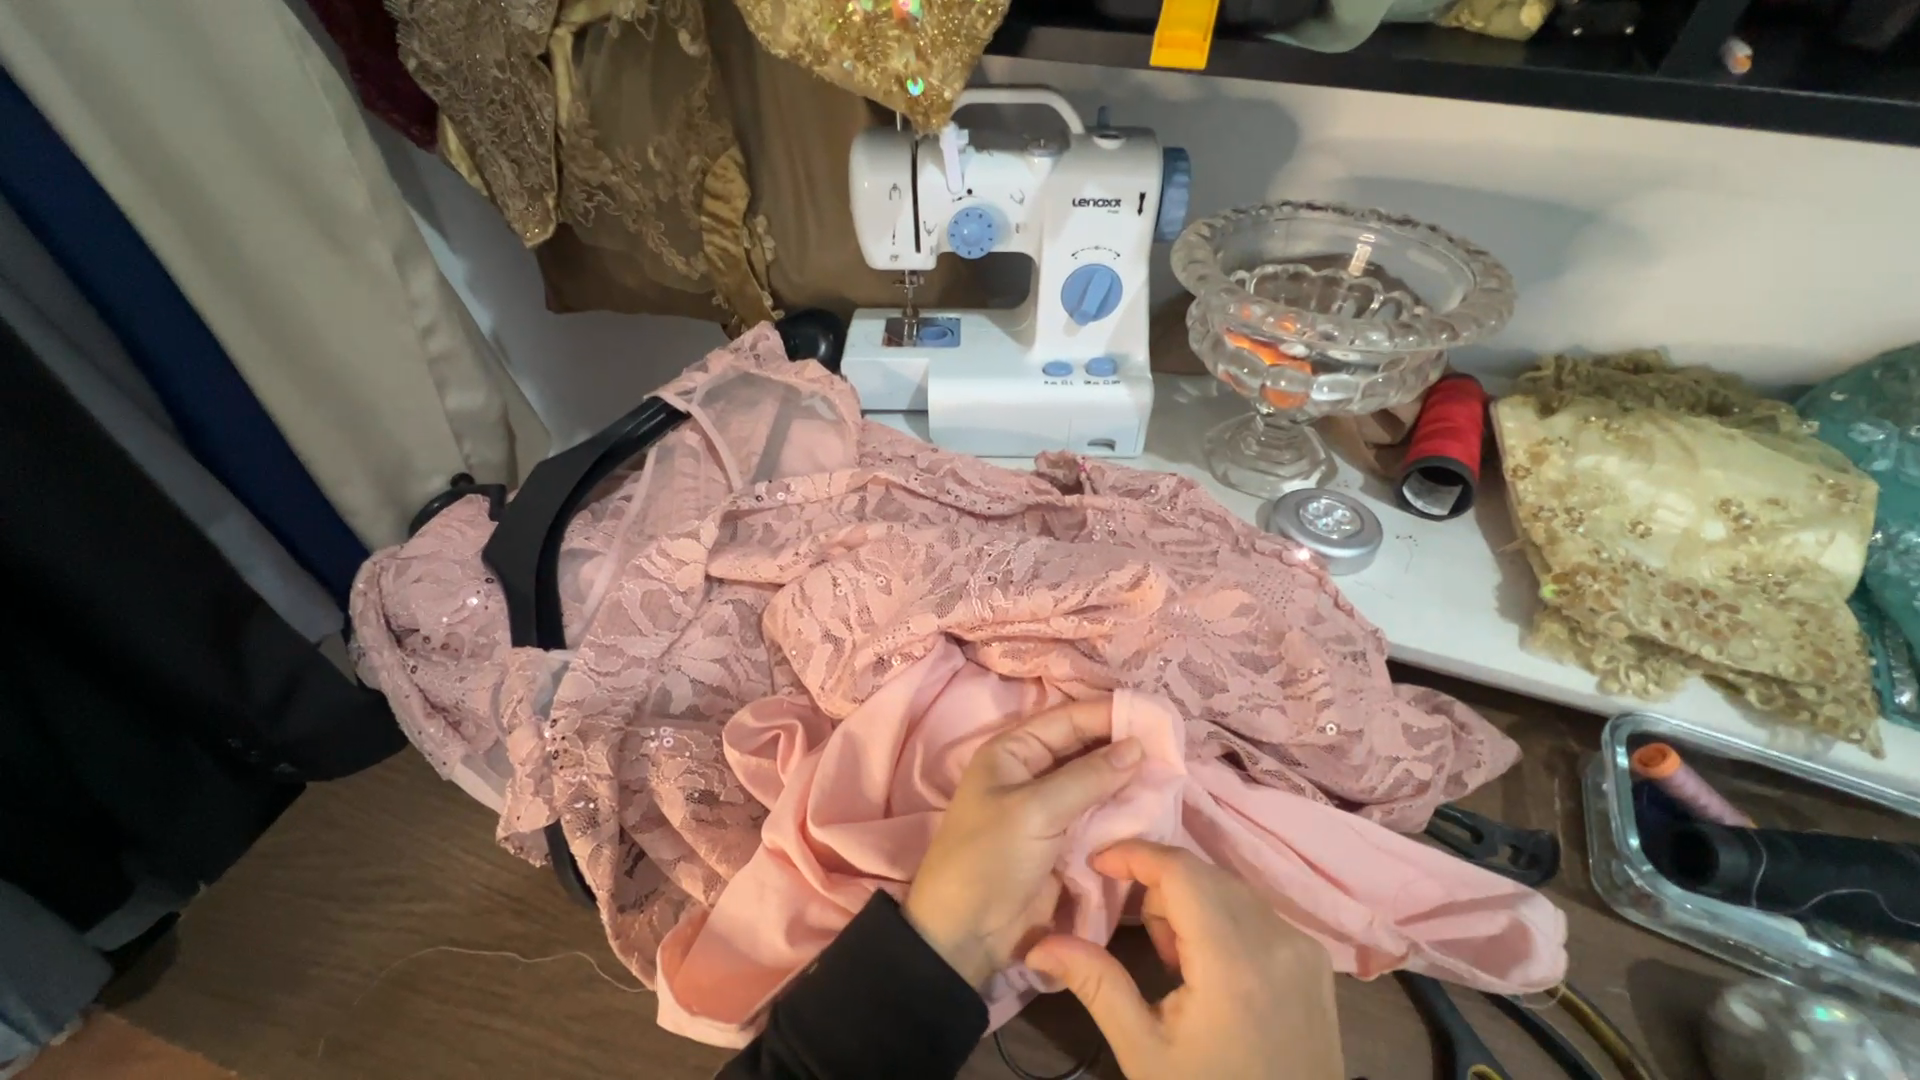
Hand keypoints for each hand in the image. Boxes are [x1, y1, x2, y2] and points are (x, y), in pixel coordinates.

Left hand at [904, 699, 1143, 987]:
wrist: (966, 933)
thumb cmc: (991, 857)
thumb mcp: (1036, 810)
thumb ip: (1088, 777)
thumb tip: (1137, 745)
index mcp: (1013, 751)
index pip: (1067, 720)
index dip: (1109, 714)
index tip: (1155, 714)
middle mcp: (1031, 771)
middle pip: (1084, 747)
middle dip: (1122, 745)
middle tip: (1172, 744)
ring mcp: (1049, 806)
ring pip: (1095, 781)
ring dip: (1127, 778)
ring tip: (1171, 770)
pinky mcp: (1064, 839)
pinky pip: (1099, 814)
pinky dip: (1123, 809)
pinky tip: (1154, 803)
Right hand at [1025, 840, 1343, 1079]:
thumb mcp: (1144, 1052)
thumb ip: (1095, 984)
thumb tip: (1038, 944)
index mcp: (1232, 961)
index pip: (1180, 870)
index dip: (1134, 854)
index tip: (1096, 862)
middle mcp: (1276, 939)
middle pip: (1202, 873)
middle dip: (1159, 886)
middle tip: (1138, 933)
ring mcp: (1303, 948)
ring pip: (1229, 886)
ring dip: (1191, 900)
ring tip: (1175, 960)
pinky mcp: (1316, 960)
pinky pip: (1256, 909)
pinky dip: (1222, 915)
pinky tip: (1211, 967)